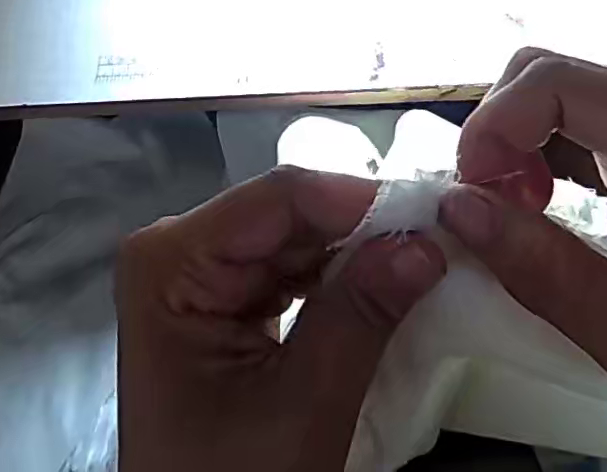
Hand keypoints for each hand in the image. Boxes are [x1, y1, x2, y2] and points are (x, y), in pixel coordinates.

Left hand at [117, 167, 446, 471]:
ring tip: (419, 254)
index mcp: (170, 258)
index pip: (274, 198)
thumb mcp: (298, 410)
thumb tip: (423, 247)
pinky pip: (286, 269)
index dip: (353, 197)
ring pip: (290, 237)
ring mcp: (197, 271)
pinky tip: (380, 280)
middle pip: (281, 213)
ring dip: (354, 249)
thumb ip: (359, 317)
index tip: (428, 211)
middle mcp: (177, 247)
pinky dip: (335, 277)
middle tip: (436, 233)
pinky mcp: (221, 297)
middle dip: (360, 224)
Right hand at [440, 48, 606, 471]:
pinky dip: (531, 161)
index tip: (470, 191)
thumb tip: (452, 207)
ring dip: (511, 145)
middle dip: (500, 128)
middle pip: (557, 76)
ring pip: (558, 99)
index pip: (568, 83)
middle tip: (485, 204)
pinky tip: (533, 210)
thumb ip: (546, 272)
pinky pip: (574, 135)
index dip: (499, 121)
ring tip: (508, 213)